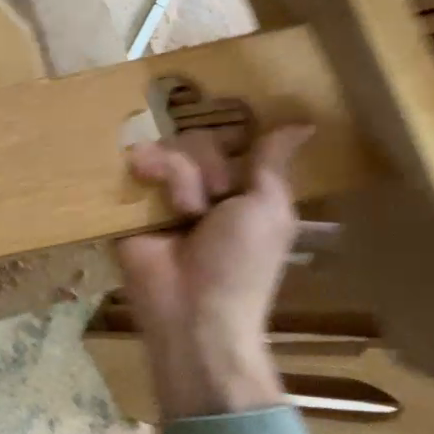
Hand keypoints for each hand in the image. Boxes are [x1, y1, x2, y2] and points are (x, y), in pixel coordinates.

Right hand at [115, 124, 312, 419]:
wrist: (191, 310)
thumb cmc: (242, 265)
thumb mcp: (269, 212)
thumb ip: (272, 163)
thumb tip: (304, 123)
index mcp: (238, 190)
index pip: (229, 140)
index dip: (229, 135)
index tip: (232, 126)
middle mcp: (200, 186)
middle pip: (197, 140)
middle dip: (206, 168)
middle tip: (209, 204)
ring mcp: (161, 192)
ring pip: (167, 148)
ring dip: (178, 177)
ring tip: (178, 210)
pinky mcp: (129, 199)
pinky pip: (132, 161)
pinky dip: (142, 167)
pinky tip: (141, 177)